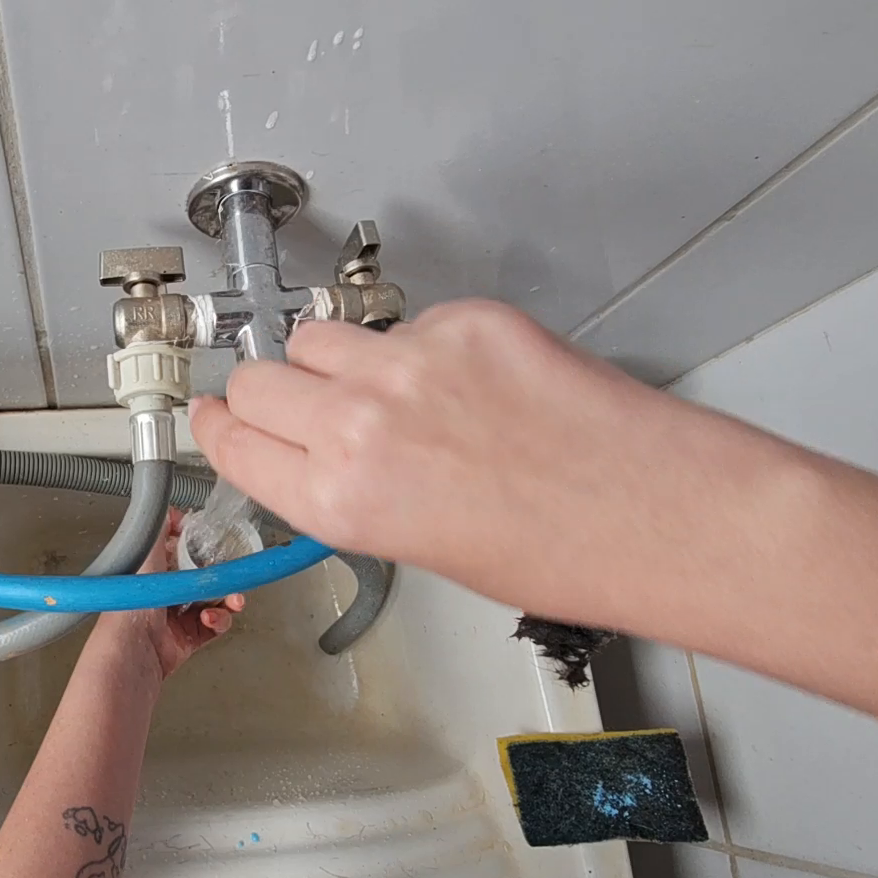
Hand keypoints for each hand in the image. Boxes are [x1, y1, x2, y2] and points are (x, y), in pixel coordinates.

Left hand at [84, 510, 244, 680]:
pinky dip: (219, 620)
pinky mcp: (189, 638)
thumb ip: (160, 528)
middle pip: (205, 578)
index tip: (219, 548)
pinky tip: (212, 618)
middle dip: (223, 576)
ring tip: (232, 600)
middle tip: (232, 574)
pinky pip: (215, 625)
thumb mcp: (145, 551)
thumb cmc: (133, 601)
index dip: (203, 551)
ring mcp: (178, 617)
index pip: (185, 555)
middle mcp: (166, 594)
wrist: (133, 648)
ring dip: (227, 599)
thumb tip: (174, 511)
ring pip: (215, 601)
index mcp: (154, 572)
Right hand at [187, 300, 772, 623]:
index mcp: (337, 501)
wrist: (660, 518)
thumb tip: (307, 445)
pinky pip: (399, 326)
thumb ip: (339, 488)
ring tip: (381, 391)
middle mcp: (357, 427)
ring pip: (316, 338)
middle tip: (300, 407)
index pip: (229, 440)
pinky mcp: (463, 322)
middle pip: (255, 377)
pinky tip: (457, 384)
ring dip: (329, 363)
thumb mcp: (408, 545)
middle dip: (266, 395)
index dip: (218, 427)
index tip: (216, 416)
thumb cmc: (547, 555)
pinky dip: (411, 349)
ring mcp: (409, 364)